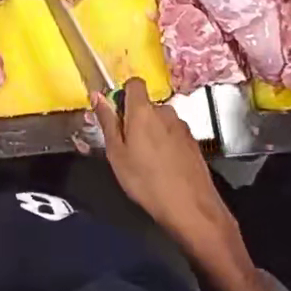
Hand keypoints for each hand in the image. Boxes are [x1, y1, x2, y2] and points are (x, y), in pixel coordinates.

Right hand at [93, 78, 249, 275]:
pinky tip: (162, 167)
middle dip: (135, 119)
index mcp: (143, 111)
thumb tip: (97, 95)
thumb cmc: (145, 180)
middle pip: (146, 105)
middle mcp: (166, 112)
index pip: (134, 83)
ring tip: (144, 160)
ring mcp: (182, 127)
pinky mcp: (193, 142)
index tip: (115, 115)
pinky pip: (172, 134)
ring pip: (160, 121)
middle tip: (125, 146)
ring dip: (150, 132)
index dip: (123, 94)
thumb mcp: (116, 153)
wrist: (190, 206)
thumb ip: (107, 121)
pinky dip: (165, 143)